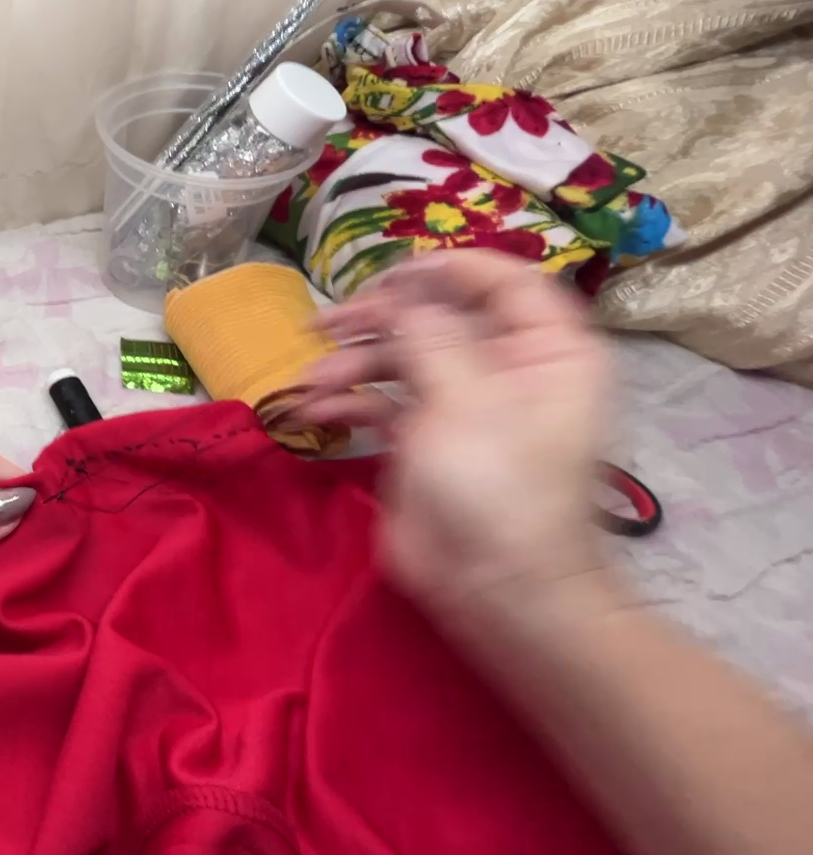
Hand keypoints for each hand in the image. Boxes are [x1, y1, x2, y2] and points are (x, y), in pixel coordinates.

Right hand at [285, 250, 614, 626]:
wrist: (492, 586)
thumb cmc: (497, 488)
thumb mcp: (466, 401)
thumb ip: (430, 336)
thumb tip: (399, 289)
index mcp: (544, 353)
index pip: (505, 283)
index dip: (447, 268)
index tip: (385, 276)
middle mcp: (504, 369)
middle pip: (435, 318)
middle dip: (375, 320)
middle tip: (322, 325)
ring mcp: (459, 403)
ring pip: (398, 358)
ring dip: (348, 365)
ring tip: (311, 385)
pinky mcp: (421, 436)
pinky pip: (378, 400)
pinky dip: (345, 402)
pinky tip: (316, 414)